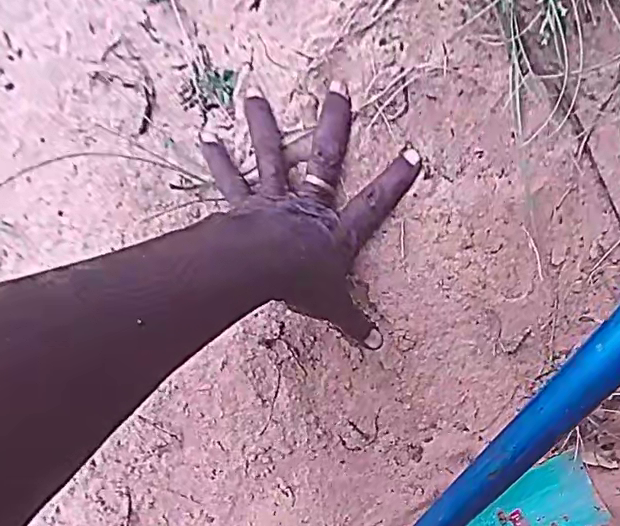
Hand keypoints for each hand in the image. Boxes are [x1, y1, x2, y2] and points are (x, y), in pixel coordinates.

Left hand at [199, 83, 421, 346]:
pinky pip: (232, 181)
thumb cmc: (302, 285)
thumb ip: (352, 321)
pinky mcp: (246, 207)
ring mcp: (277, 202)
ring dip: (264, 125)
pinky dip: (219, 159)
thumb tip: (374, 343)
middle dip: (335, 124)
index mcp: (337, 233)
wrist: (262, 269)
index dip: (395, 182)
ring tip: (253, 95)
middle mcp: (309, 208)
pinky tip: (206, 135)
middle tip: (338, 88)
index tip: (413, 155)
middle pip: (326, 160)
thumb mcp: (333, 308)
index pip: (374, 205)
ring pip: (273, 157)